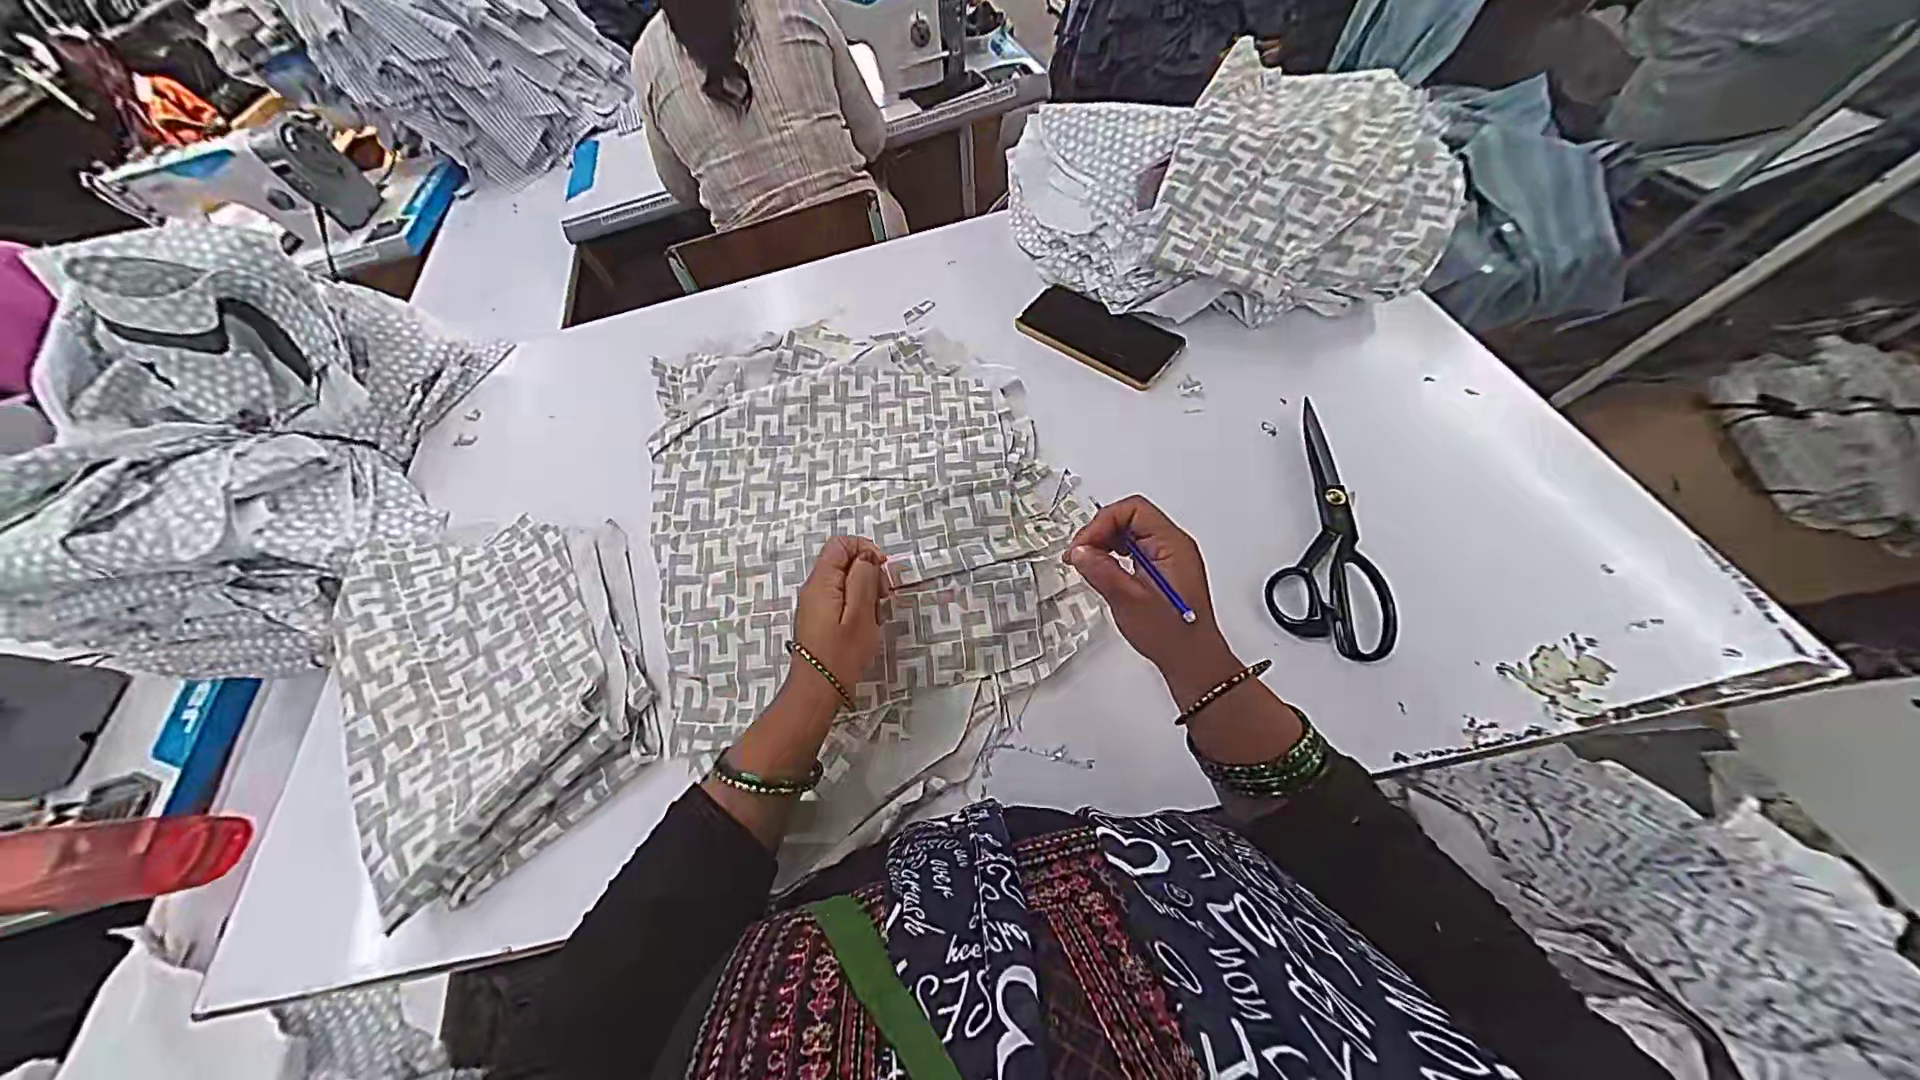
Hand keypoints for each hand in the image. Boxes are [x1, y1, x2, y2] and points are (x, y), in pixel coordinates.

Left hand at [788, 536, 890, 702]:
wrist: (818, 690)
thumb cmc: (841, 653)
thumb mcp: (860, 613)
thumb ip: (863, 578)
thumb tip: (866, 557)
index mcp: (821, 582)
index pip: (840, 544)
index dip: (864, 549)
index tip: (882, 569)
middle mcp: (814, 588)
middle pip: (843, 561)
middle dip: (868, 572)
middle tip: (882, 597)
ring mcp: (815, 604)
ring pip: (844, 581)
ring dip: (865, 591)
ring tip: (875, 616)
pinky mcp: (819, 618)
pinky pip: (841, 599)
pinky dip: (857, 605)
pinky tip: (865, 625)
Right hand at [1067, 496, 1242, 706]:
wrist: (1192, 660)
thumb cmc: (1172, 635)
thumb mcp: (1128, 601)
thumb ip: (1102, 571)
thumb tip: (1080, 551)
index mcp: (1172, 545)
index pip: (1133, 510)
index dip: (1103, 523)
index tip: (1084, 545)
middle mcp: (1173, 546)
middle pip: (1130, 517)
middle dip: (1100, 532)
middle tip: (1080, 554)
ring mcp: (1168, 557)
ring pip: (1130, 532)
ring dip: (1105, 543)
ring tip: (1088, 563)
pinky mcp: (1162, 569)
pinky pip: (1133, 548)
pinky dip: (1113, 554)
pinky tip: (1103, 571)